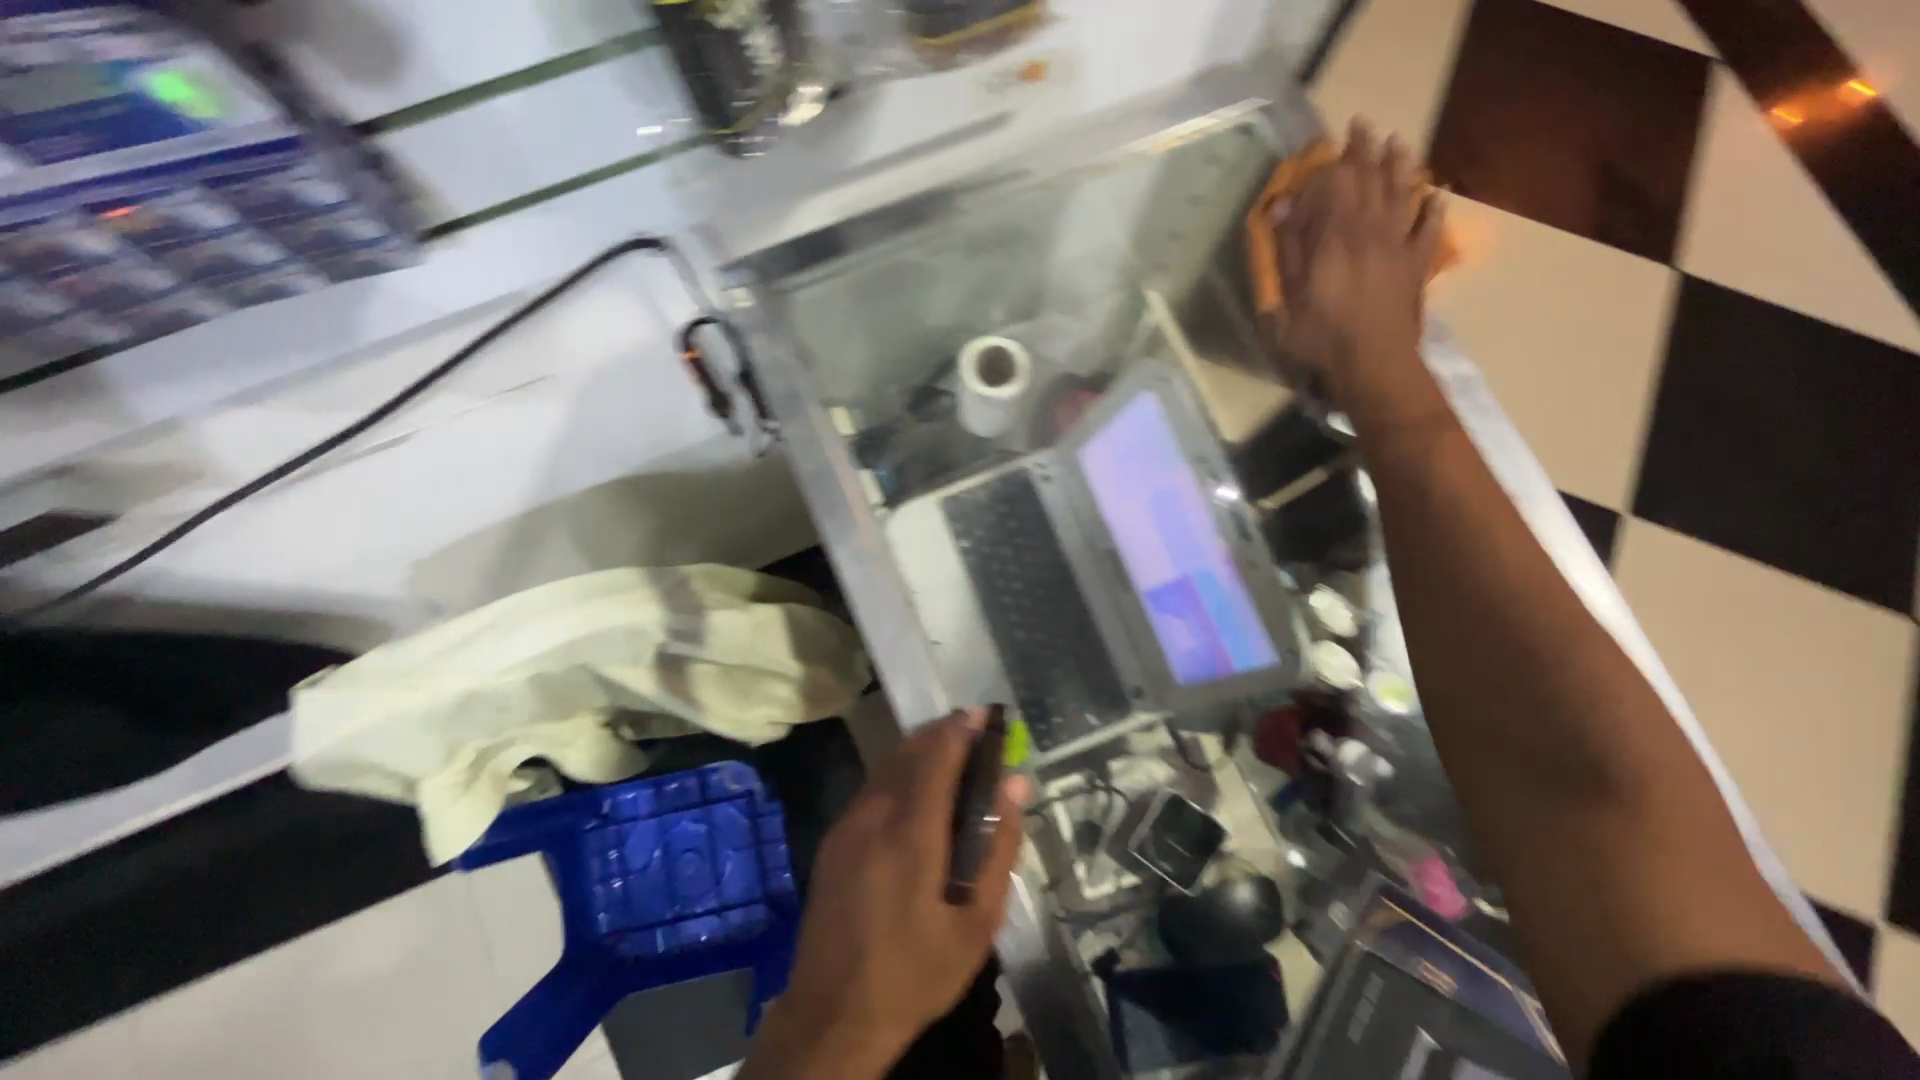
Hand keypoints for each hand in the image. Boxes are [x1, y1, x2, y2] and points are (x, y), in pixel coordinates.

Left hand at [740, 708, 1030, 1079]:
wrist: (834, 1012)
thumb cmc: (917, 972)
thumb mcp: (977, 922)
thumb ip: (999, 847)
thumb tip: (1015, 784)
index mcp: (912, 833)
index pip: (938, 758)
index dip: (962, 730)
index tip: (985, 712)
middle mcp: (874, 817)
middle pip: (908, 754)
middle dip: (941, 733)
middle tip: (973, 726)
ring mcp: (847, 828)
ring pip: (885, 768)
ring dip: (918, 749)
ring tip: (950, 747)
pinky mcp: (833, 843)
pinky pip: (871, 789)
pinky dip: (898, 772)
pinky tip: (915, 787)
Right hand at [1273, 119, 1445, 408]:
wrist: (1376, 367)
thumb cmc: (1322, 340)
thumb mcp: (1286, 303)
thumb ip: (1285, 253)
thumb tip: (1282, 209)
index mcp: (1335, 239)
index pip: (1336, 186)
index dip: (1332, 161)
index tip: (1329, 140)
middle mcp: (1370, 233)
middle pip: (1371, 181)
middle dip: (1365, 151)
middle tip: (1362, 124)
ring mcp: (1399, 248)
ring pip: (1402, 195)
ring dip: (1400, 166)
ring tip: (1397, 142)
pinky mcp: (1417, 267)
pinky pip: (1429, 230)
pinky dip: (1432, 209)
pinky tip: (1434, 194)